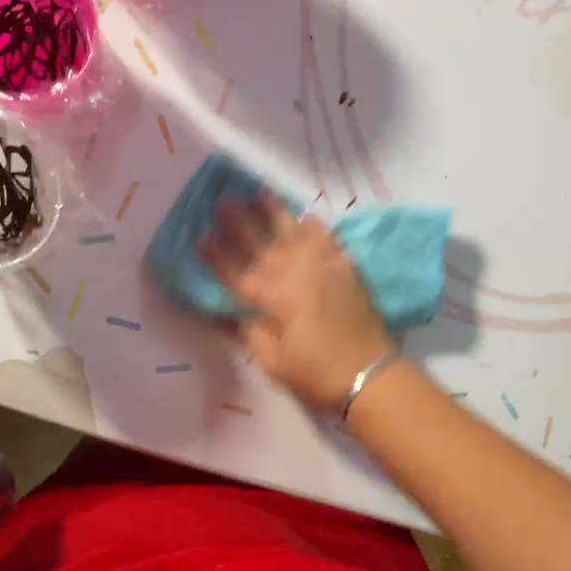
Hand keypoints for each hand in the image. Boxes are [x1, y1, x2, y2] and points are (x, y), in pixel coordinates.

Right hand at [202, 197, 394, 408]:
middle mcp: (295, 275)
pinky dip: (314, 227)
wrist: (369, 376)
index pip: (237, 273)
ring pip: (293, 233)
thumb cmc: (316, 376)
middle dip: (239, 223)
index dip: (217, 257)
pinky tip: (306, 217)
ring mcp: (323, 267)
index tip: (200, 237)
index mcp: (273, 299)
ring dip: (275, 214)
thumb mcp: (274, 363)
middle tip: (223, 200)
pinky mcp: (347, 269)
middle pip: (262, 245)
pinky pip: (327, 240)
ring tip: (261, 194)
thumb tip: (237, 314)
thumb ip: (253, 334)